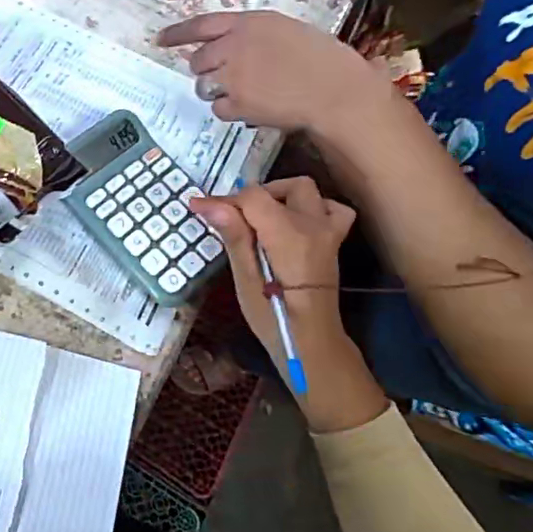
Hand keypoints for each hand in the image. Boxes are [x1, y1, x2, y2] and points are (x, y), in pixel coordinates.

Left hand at [158, 10, 397, 136]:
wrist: (336, 90)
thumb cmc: (321, 58)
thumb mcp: (285, 31)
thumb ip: (252, 36)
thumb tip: (227, 47)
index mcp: (249, 23)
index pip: (201, 25)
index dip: (178, 34)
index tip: (160, 39)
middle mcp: (234, 47)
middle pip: (198, 62)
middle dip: (208, 70)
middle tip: (229, 77)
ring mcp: (232, 77)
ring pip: (203, 87)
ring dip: (218, 91)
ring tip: (247, 92)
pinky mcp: (235, 103)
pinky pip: (218, 109)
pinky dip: (231, 110)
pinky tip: (255, 106)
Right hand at [194, 178, 387, 432]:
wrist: (311, 342)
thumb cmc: (272, 318)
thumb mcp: (245, 280)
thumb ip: (235, 236)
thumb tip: (212, 204)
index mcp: (289, 236)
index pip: (253, 198)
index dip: (223, 201)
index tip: (198, 209)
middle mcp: (314, 226)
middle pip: (279, 189)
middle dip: (252, 197)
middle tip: (231, 219)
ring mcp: (329, 231)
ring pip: (306, 190)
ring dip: (280, 196)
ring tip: (260, 219)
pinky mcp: (334, 240)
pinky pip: (331, 208)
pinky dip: (312, 206)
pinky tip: (294, 222)